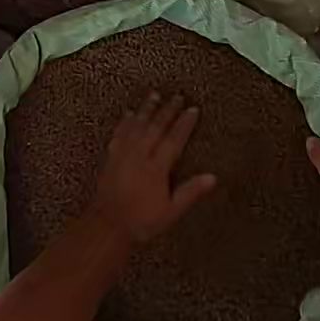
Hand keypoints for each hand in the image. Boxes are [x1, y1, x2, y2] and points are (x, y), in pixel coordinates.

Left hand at [87, 93, 217, 243]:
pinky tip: (128, 114)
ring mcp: (124, 156)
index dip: (184, 123)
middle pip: (156, 127)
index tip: (192, 109)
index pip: (174, 139)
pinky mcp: (111, 159)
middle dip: (167, 110)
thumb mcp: (171, 211)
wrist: (107, 225)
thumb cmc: (140, 221)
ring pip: (137, 126)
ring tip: (154, 95)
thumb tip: (212, 178)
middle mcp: (140, 157)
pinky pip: (119, 134)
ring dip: (146, 109)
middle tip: (177, 96)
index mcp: (157, 168)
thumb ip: (190, 192)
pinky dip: (124, 122)